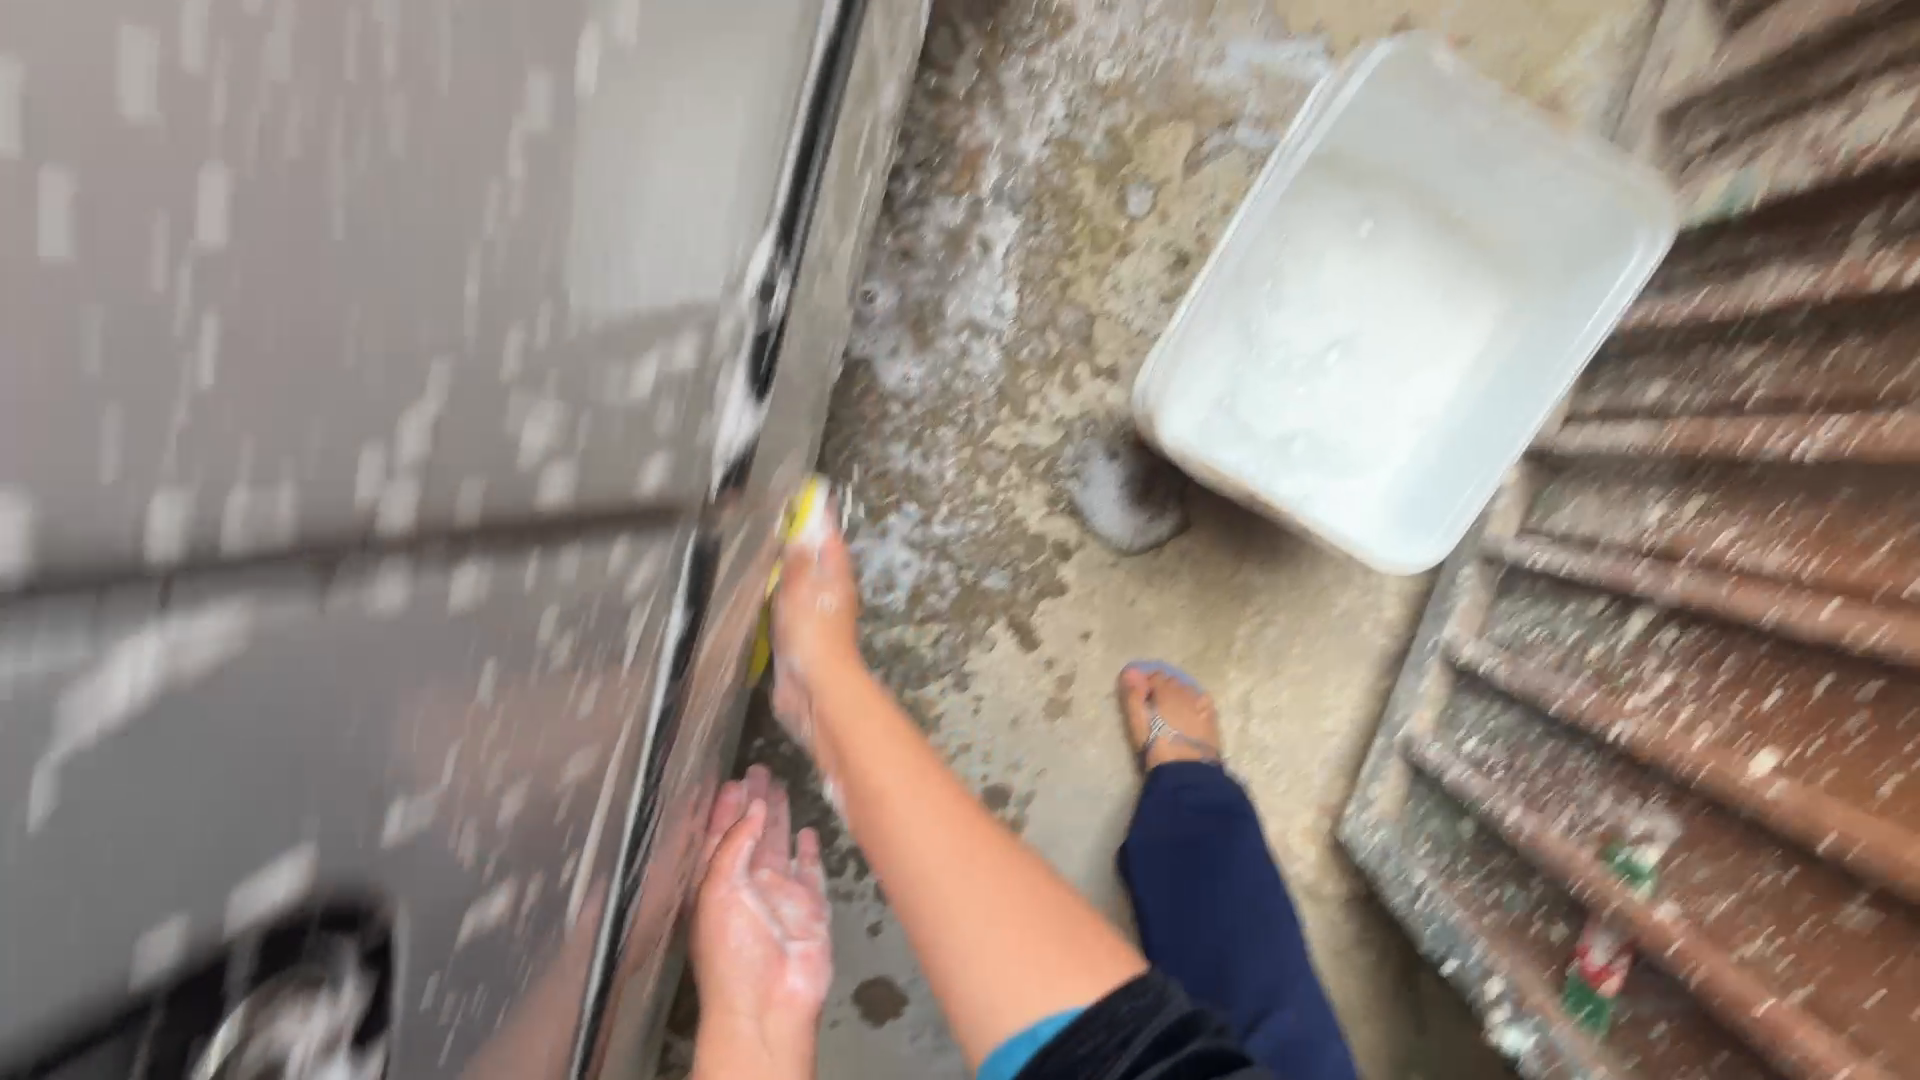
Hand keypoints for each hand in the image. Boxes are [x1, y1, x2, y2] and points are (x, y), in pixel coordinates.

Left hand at [690, 766, 831, 1079]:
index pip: (719, 837)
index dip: (726, 808)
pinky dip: (808, 850)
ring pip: (778, 844)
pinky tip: (807, 831)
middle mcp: (747, 885)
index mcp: (715, 885)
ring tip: (781, 786)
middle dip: (753, 803)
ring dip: (778, 816)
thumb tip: (753, 807)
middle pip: (750, 834)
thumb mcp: (718, 889)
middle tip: (759, 770)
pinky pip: (809, 869)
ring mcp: (780, 894)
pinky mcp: (810, 904)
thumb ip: (735, 843)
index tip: (736, 779)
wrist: (771, 1002)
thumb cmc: (734, 951)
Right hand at [769, 516, 863, 776]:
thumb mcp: (800, 587)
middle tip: (774, 522)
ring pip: (799, 586)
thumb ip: (796, 559)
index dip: (817, 518)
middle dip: (799, 543)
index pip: (829, 538)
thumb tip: (799, 529)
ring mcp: (815, 618)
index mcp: (837, 577)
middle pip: (815, 561)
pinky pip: (785, 610)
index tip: (803, 498)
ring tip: (760, 552)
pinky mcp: (799, 639)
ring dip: (785, 571)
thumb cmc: (812, 633)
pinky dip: (774, 599)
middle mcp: (829, 594)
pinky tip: (757, 595)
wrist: (814, 689)